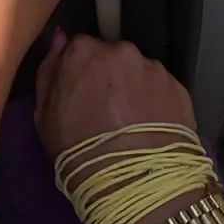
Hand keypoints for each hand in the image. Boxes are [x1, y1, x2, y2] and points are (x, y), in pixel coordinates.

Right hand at [34, 33, 204, 223]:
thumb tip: (59, 40)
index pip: (79, 47)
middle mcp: (121, 50)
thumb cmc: (78, 149)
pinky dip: (155, 102)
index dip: (79, 70)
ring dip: (134, 88)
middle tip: (106, 109)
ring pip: (138, 72)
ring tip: (132, 123)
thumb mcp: (44, 114)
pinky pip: (161, 89)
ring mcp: (153, 68)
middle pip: (111, 56)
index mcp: (84, 51)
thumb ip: (48, 70)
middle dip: (108, 76)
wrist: (135, 183)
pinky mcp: (179, 88)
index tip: (80, 92)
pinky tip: (151, 128)